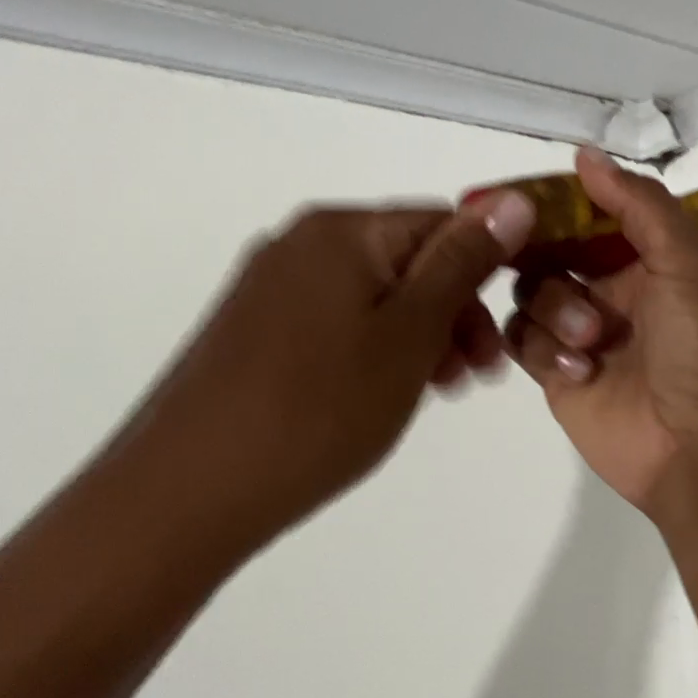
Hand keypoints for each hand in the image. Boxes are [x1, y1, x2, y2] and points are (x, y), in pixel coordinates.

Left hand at [120, 195, 533, 550]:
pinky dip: (377, 349)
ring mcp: (271, 287)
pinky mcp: (254, 329)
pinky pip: (340, 321)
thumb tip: (514, 201)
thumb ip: (464, 263)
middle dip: (455, 311)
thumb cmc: (318, 408)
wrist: (183, 496)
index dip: (487, 273)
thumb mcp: (411, 332)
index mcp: (342, 230)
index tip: (501, 338)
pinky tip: (384, 394)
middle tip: (476, 376)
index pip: (445, 222)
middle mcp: (302, 243)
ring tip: (435, 392)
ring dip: (421, 334)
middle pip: (411, 259)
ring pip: (377, 294)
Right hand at [503, 148, 697, 518]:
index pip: (592, 211)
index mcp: (649, 257)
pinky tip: (579, 370)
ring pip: (534, 292)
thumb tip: (584, 155)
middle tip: (518, 250)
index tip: (515, 197)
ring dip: (556, 309)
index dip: (557, 201)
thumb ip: (640, 206)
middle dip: (540, 252)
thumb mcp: (686, 266)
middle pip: (552, 248)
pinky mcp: (559, 373)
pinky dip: (544, 348)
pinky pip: (524, 339)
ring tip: (592, 340)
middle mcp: (614, 287)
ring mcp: (583, 331)